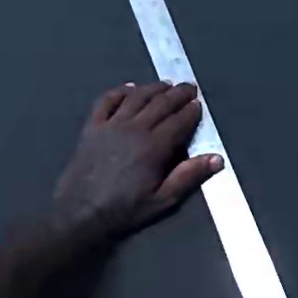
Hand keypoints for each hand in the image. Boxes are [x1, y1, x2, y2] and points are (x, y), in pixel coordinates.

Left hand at [53, 81, 223, 238]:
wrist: (80, 212)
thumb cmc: (125, 209)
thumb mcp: (163, 199)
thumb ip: (189, 176)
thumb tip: (217, 158)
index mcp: (154, 146)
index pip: (179, 121)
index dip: (191, 111)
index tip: (199, 104)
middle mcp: (134, 128)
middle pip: (160, 104)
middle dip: (178, 94)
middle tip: (189, 87)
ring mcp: (111, 125)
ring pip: (136, 97)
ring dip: (153, 88)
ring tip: (166, 84)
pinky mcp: (92, 127)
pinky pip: (106, 100)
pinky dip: (119, 91)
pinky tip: (130, 88)